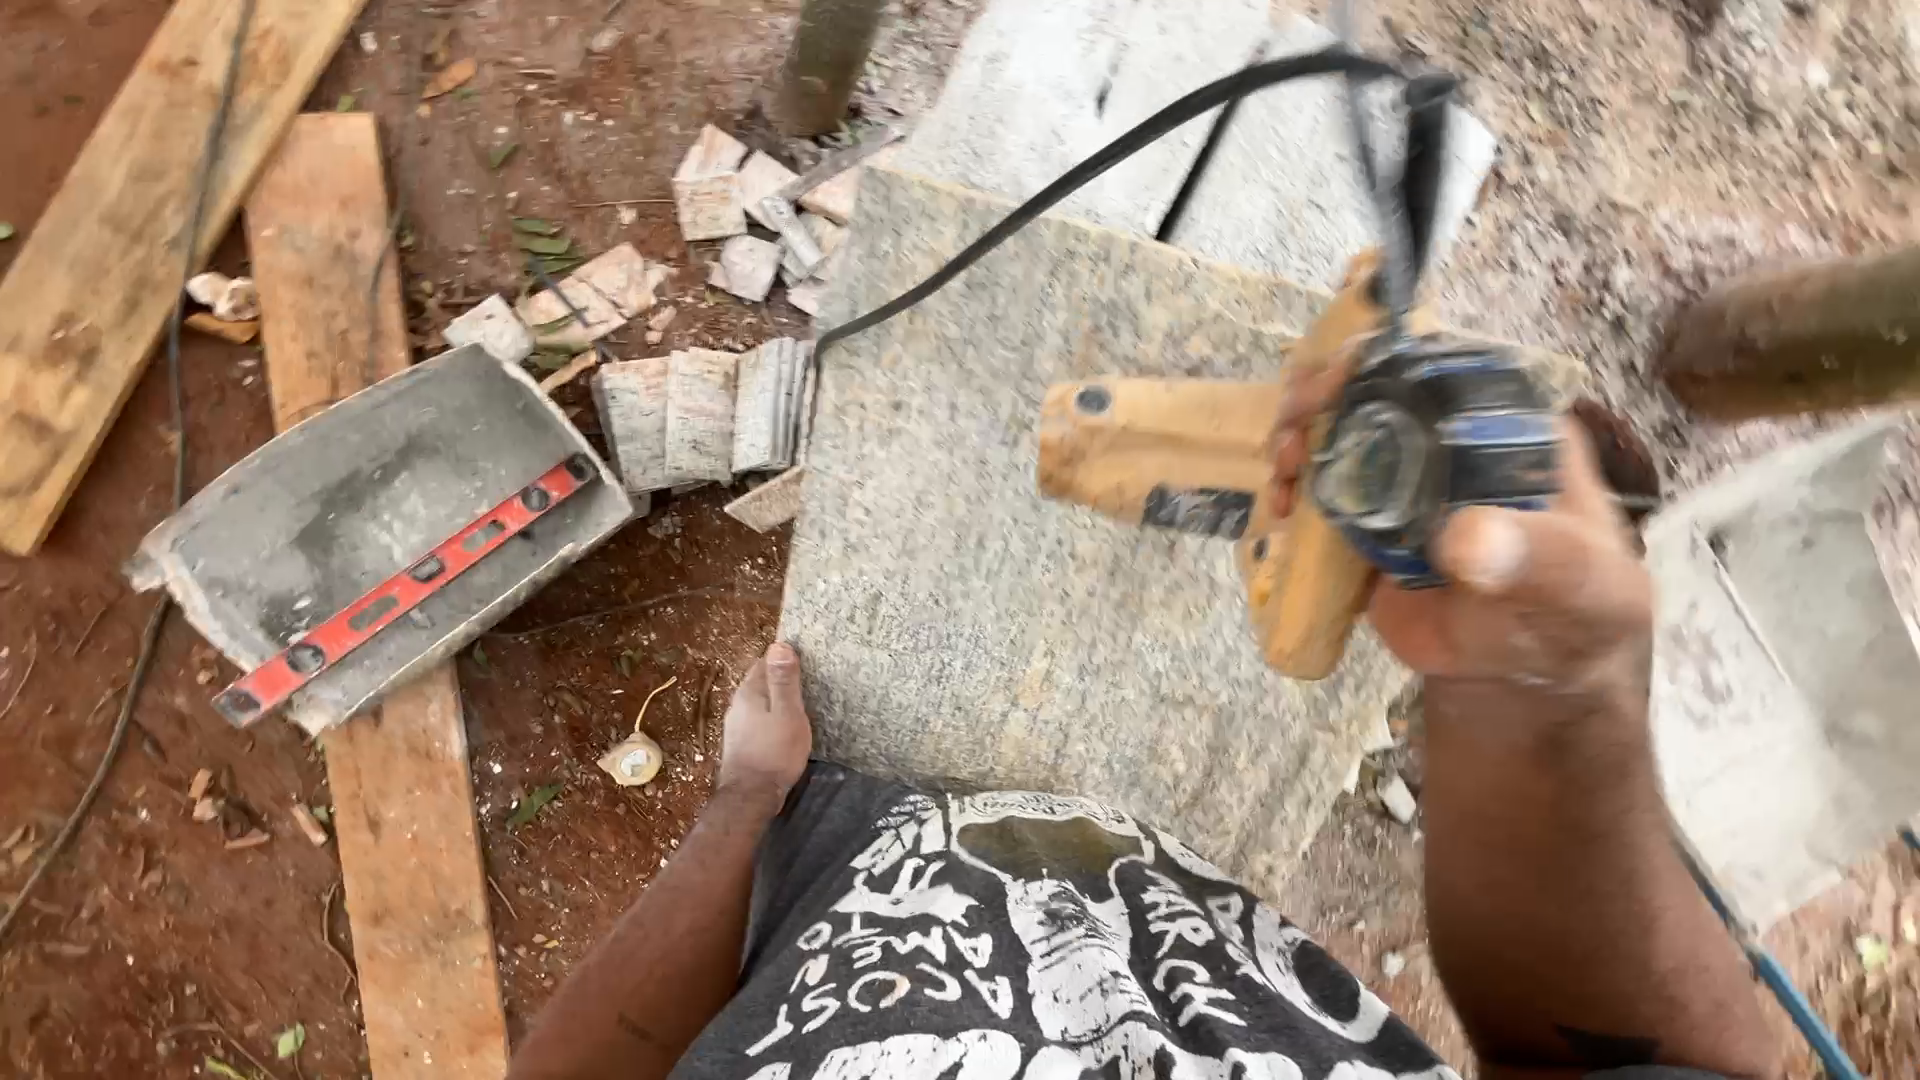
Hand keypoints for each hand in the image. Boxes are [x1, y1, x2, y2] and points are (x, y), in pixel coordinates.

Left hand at [717, 642, 811, 806]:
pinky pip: (757, 718)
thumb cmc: (774, 753)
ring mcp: (736, 724)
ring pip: (759, 701)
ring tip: (800, 703)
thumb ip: (784, 681)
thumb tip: (779, 644)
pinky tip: (784, 726)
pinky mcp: (740, 742)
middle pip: (760, 681)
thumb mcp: (788, 713)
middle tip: (808, 682)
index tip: (807, 662)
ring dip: (776, 699)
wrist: (750, 798)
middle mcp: (737, 704)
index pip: (765, 661)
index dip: (784, 658)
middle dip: (781, 678)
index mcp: (749, 692)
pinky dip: (771, 716)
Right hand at [1273, 355, 1652, 698]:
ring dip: (1297, 440)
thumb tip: (1461, 539)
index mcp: (1509, 430)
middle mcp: (1448, 443)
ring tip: (1283, 470)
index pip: (1444, 369)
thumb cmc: (1567, 614)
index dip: (1385, 362)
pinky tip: (1284, 509)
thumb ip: (1534, 556)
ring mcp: (1400, 481)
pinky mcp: (1363, 521)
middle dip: (1321, 397)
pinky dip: (1291, 488)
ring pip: (1336, 435)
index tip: (1337, 381)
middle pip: (1373, 392)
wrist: (1513, 673)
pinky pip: (1320, 491)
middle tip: (1292, 426)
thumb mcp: (1574, 583)